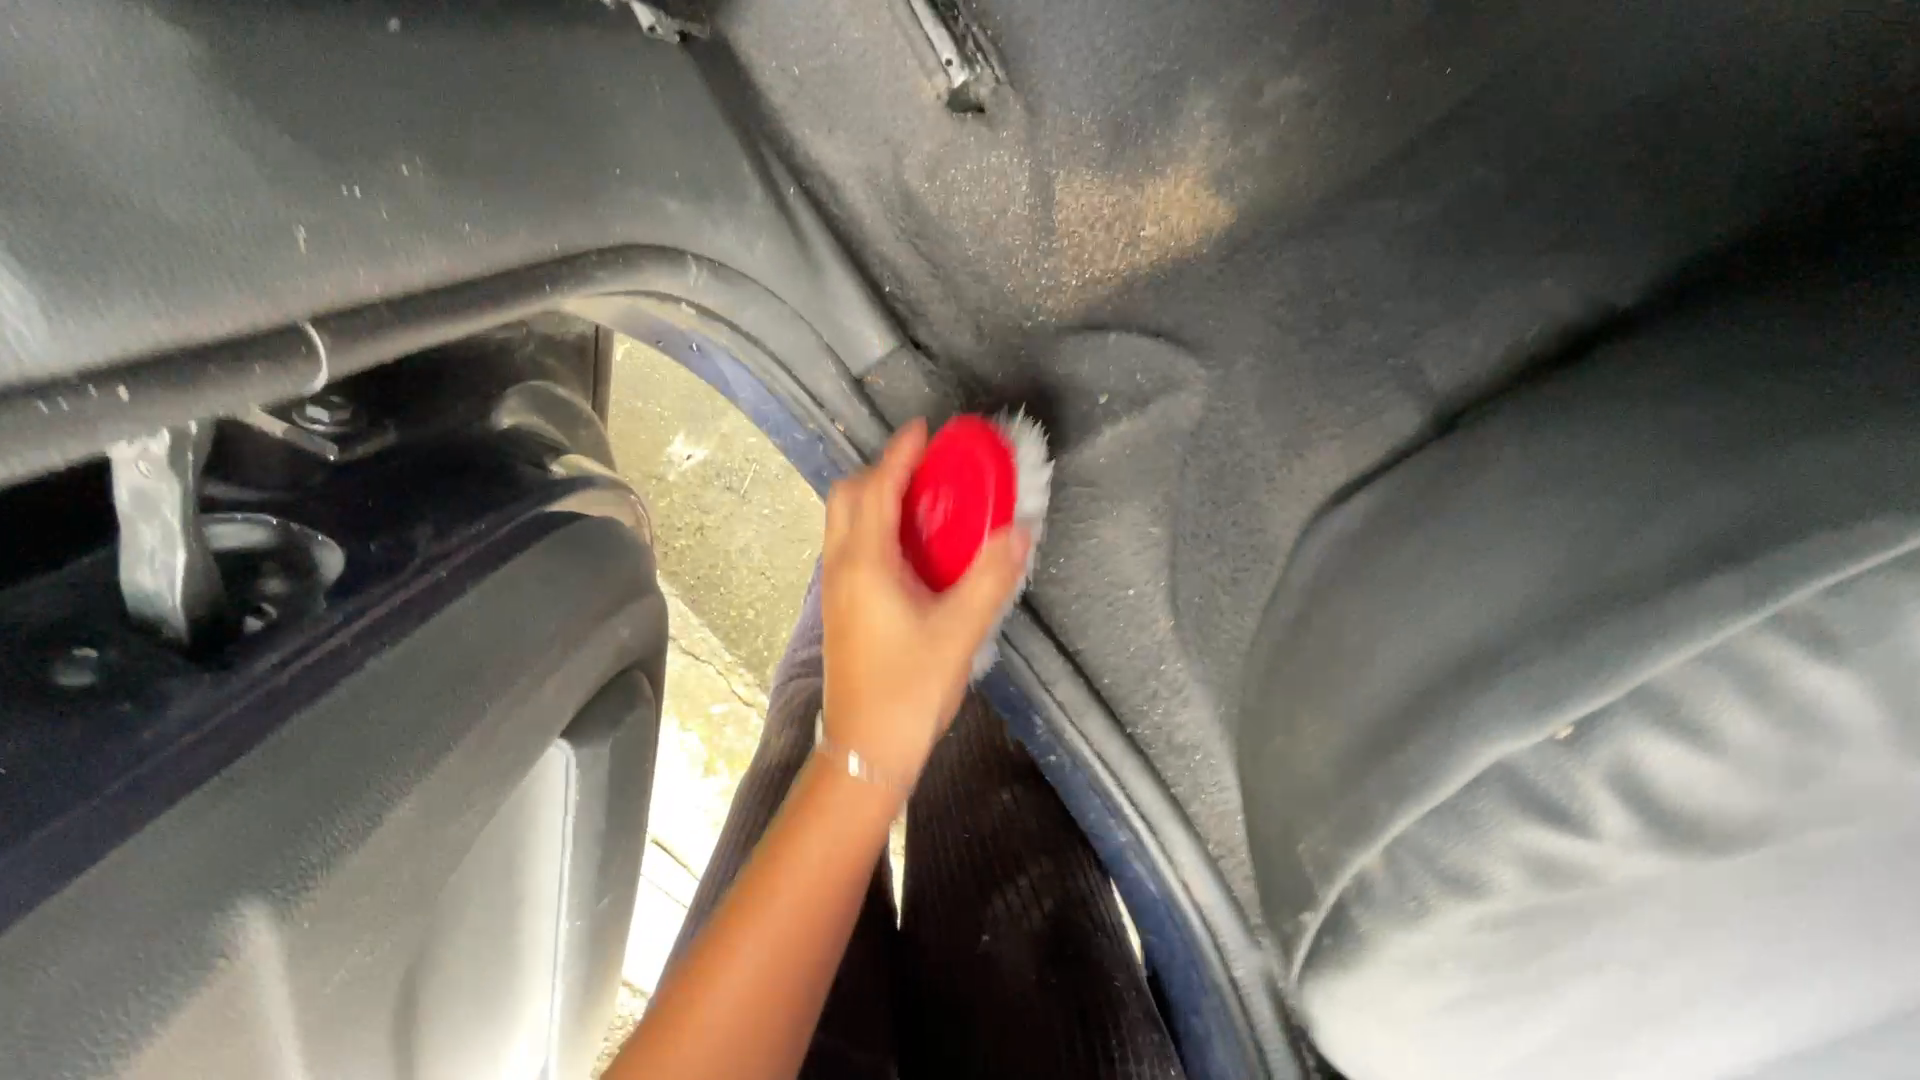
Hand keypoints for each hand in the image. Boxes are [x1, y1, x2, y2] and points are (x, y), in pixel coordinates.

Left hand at [820, 418, 1031, 785]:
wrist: (864, 751)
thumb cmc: (908, 692)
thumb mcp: (960, 633)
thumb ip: (991, 578)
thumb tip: (1020, 530)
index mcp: (864, 564)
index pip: (876, 488)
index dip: (899, 453)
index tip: (925, 430)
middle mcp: (841, 568)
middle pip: (848, 497)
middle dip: (882, 471)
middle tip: (925, 470)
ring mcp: (835, 590)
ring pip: (845, 524)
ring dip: (876, 500)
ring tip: (923, 503)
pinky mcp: (840, 609)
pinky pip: (851, 548)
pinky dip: (875, 530)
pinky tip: (913, 552)